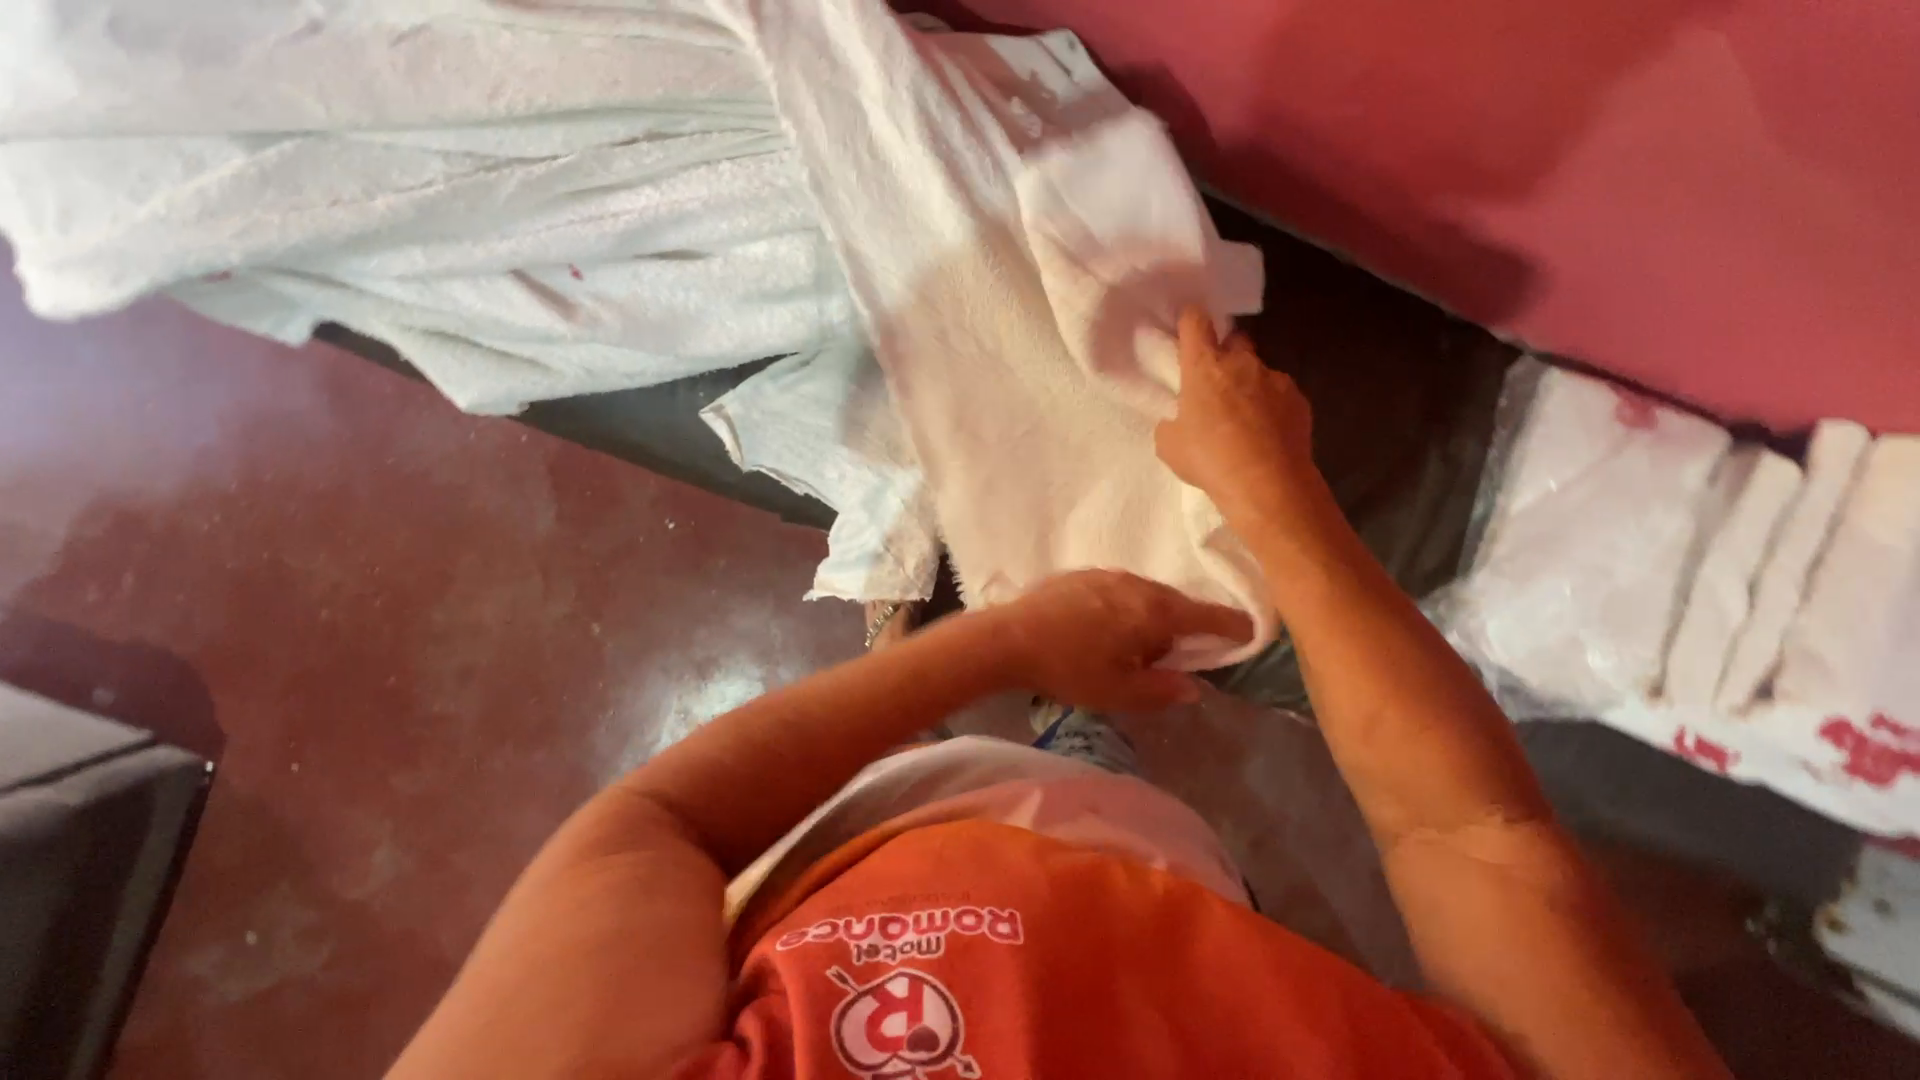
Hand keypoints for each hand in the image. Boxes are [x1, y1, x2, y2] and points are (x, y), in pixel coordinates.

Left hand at [988, 569, 1252, 710]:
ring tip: (1137, 645)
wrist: (1008, 637)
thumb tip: (1193, 687)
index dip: (1232, 625)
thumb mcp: (1120, 692)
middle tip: (1179, 654)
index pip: (1207, 616)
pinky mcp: (1082, 574)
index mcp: (1155, 612)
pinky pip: (1120, 589)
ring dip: (1152, 616)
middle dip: (1185, 626)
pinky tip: (1106, 628)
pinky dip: (1126, 607)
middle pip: (1176, 603)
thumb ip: (1162, 689)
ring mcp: (1108, 574)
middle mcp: (1138, 584)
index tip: (1249, 631)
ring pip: (1146, 594)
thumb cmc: (1069, 668)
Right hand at [1155, 305, 1318, 525]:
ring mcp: (1275, 379)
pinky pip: (1281, 395)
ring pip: (1260, 370)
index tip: (1189, 326)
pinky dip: (1273, 407)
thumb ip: (1172, 422)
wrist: (1266, 484)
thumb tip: (1180, 421)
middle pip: (1235, 340)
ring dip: (1251, 384)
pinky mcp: (1299, 400)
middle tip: (1218, 381)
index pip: (1196, 322)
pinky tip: (1268, 433)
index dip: (1191, 320)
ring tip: (1246, 417)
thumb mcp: (1169, 445)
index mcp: (1204, 367)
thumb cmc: (1209, 459)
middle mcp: (1242, 363)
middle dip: (1227, 352)